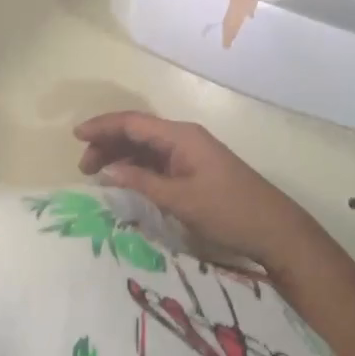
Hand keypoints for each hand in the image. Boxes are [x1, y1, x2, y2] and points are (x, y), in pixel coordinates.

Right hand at [75, 112, 317, 268]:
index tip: (76, 136)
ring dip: (120, 156)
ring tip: (98, 173)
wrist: (278, 232)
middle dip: (107, 143)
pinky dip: (137, 167)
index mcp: (180, 136)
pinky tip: (125, 179)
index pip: (132, 123)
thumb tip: (108, 169)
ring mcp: (190, 153)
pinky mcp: (195, 169)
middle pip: (136, 132)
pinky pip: (157, 160)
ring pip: (145, 146)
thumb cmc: (229, 212)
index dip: (102, 126)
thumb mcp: (181, 200)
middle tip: (84, 165)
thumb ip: (142, 182)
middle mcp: (183, 137)